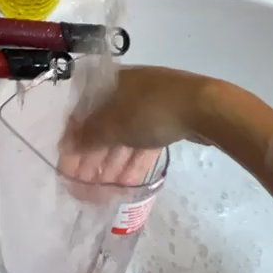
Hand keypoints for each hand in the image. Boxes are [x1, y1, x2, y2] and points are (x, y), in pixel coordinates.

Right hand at [60, 66, 217, 170]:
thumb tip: (68, 145)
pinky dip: (133, 161)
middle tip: (84, 185)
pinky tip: (127, 184)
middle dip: (91, 157)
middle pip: (102, 126)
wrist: (204, 107)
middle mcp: (127, 91)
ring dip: (111, 163)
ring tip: (103, 190)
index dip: (73, 140)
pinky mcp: (168, 121)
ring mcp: (150, 106)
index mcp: (110, 82)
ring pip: (123, 136)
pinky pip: (142, 142)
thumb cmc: (150, 110)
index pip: (83, 111)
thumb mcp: (114, 124)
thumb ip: (88, 136)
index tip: (68, 167)